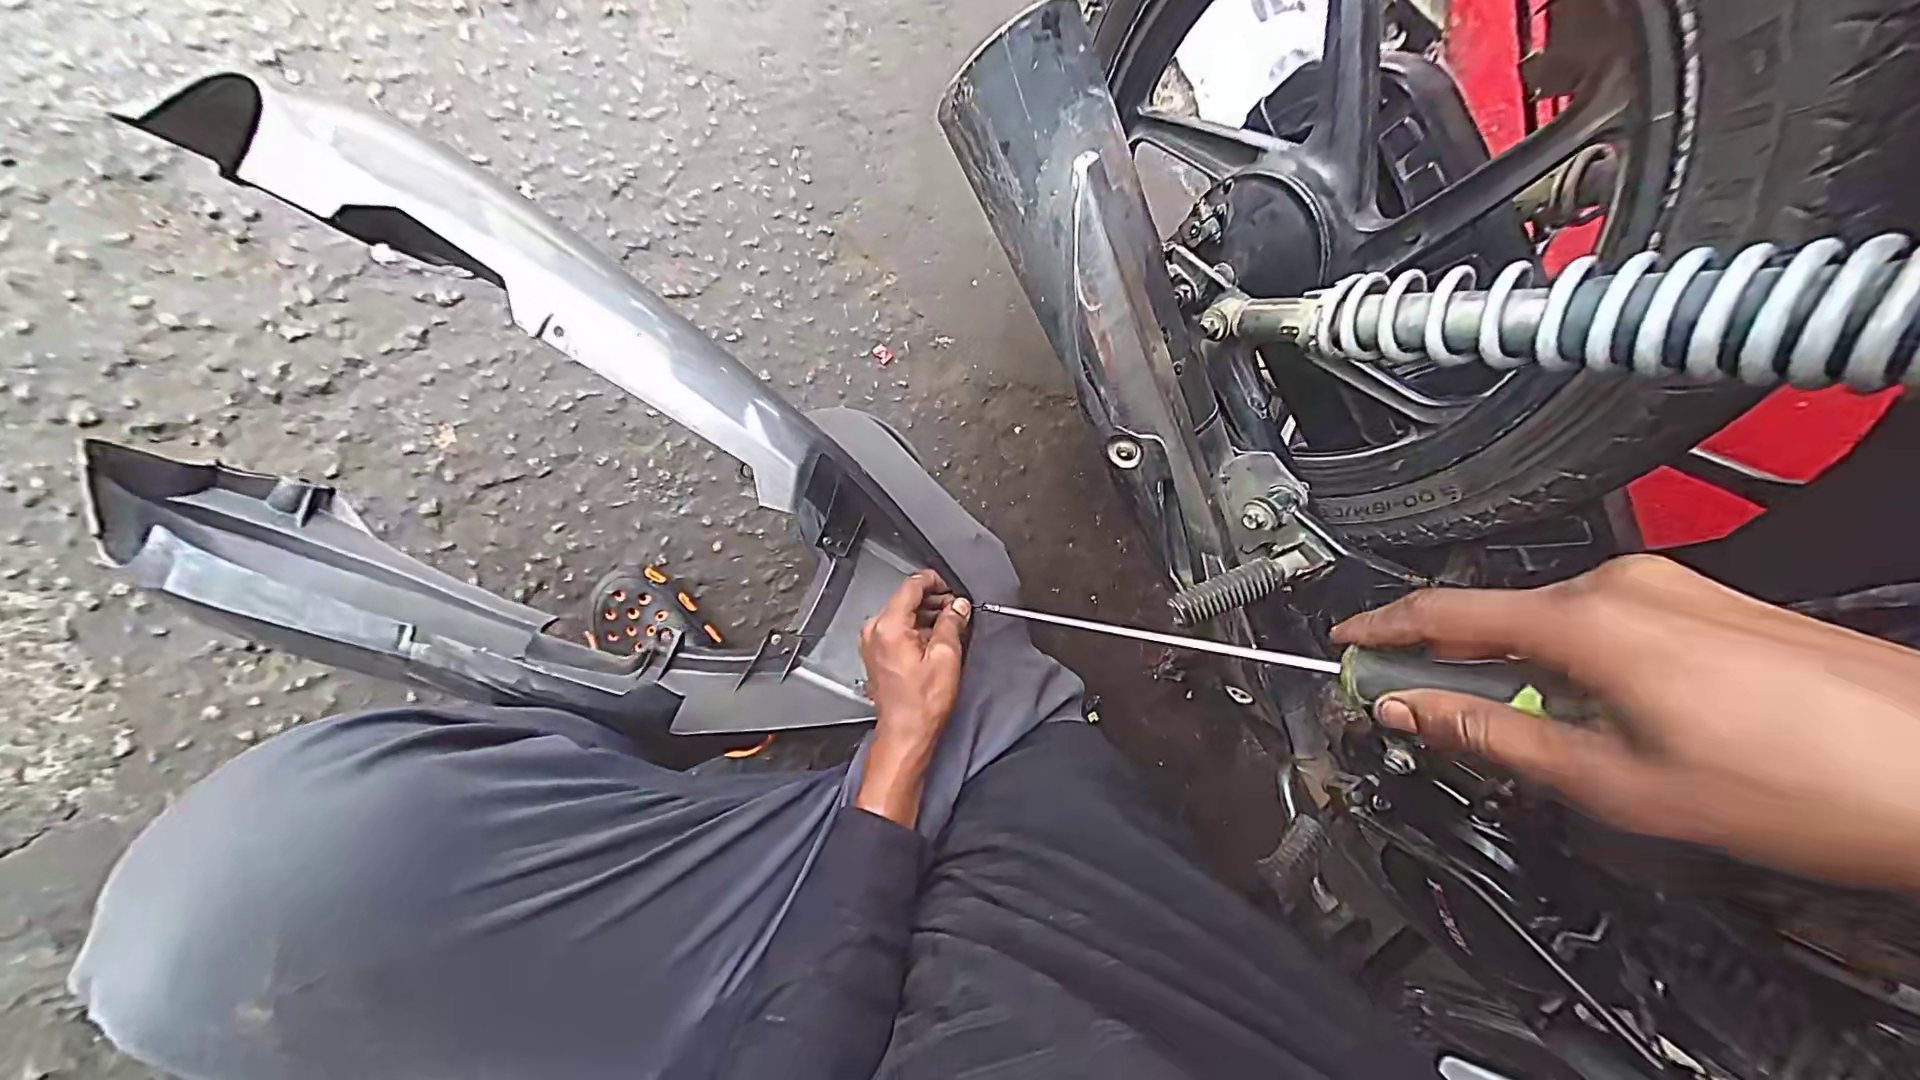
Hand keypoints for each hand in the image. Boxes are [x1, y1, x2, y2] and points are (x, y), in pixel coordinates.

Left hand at [854, 570, 970, 825]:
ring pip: (903, 613)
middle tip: (957, 609)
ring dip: (927, 615)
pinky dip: (917, 629)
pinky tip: (936, 640)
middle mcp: (875, 630)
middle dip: (934, 600)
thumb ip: (952, 622)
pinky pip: (897, 629)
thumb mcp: (946, 657)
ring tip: (951, 626)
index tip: (952, 588)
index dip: (936, 582)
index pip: (912, 585)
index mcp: (889, 626)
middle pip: (906, 598)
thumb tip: (958, 605)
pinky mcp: (876, 653)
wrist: (906, 733)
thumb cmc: (921, 704)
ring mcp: (872, 642)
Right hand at [1332, 555, 1919, 893]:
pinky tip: (1575, 703)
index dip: (1376, 628)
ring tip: (1507, 719)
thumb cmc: (1816, 784)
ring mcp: (1661, 588)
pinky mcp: (1693, 601)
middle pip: (1485, 616)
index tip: (1345, 640)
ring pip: (1535, 620)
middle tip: (1412, 702)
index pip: (1437, 613)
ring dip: (1500, 664)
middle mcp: (1617, 586)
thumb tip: (1410, 711)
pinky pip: (1585, 620)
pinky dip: (1552, 657)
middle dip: (1439, 658)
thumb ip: (1487, 736)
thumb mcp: (1613, 780)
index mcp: (1585, 621)